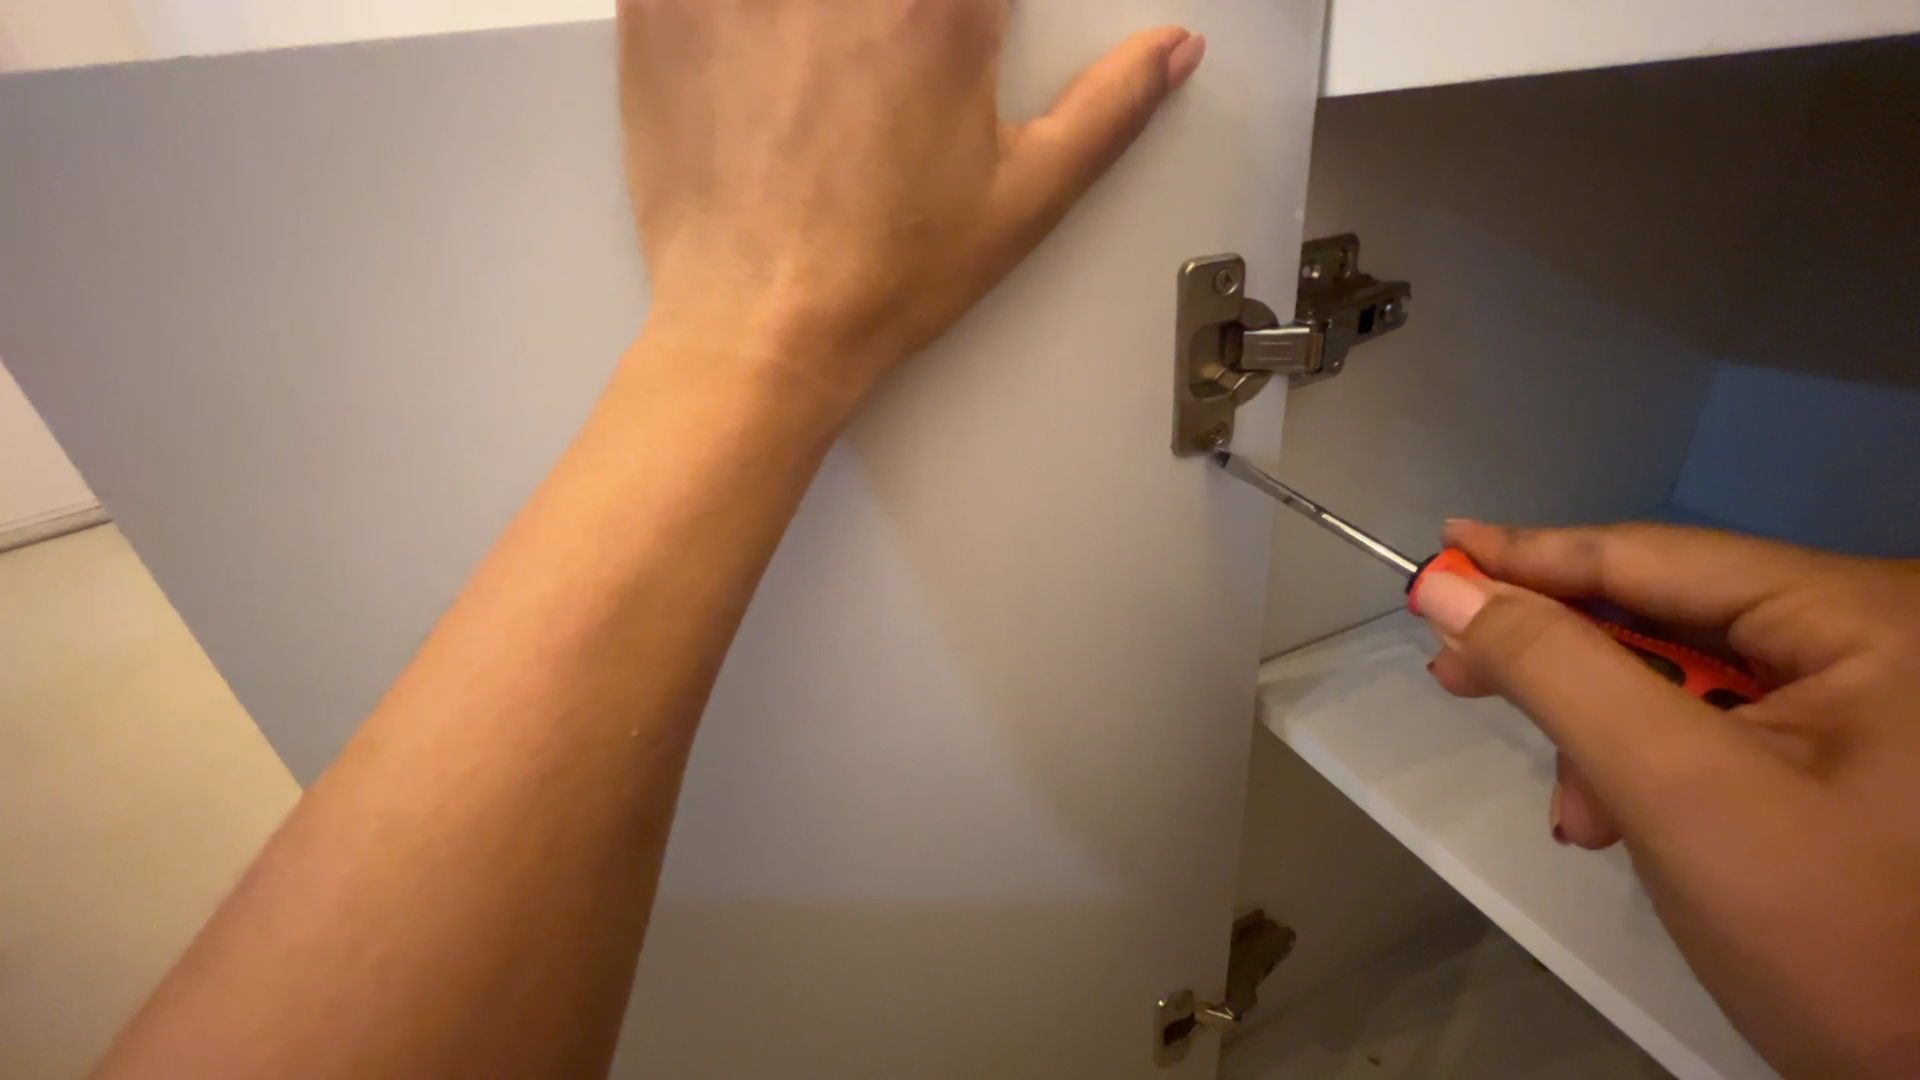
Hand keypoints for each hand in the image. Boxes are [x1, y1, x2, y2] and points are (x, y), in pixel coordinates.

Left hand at [616, 0, 1204, 413]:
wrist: (761, 333)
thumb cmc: (885, 278)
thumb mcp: (1022, 204)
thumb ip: (1107, 112)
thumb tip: (1171, 52)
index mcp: (943, 2)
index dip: (976, 15)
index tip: (966, 42)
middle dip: (905, 21)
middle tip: (896, 75)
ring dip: (828, 23)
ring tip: (836, 84)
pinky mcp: (662, 1)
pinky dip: (723, 11)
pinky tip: (771, 61)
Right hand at [1420, 522, 1919, 1079]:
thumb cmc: (1846, 939)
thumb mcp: (1672, 787)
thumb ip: (1551, 670)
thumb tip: (1448, 589)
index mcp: (1877, 619)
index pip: (1653, 556)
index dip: (1526, 556)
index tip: (1437, 554)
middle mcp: (1887, 638)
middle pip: (1663, 613)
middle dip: (1555, 660)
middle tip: (1456, 672)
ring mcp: (1882, 697)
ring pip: (1677, 673)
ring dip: (1600, 731)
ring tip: (1571, 804)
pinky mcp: (1864, 751)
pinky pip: (1712, 721)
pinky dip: (1645, 761)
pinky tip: (1619, 817)